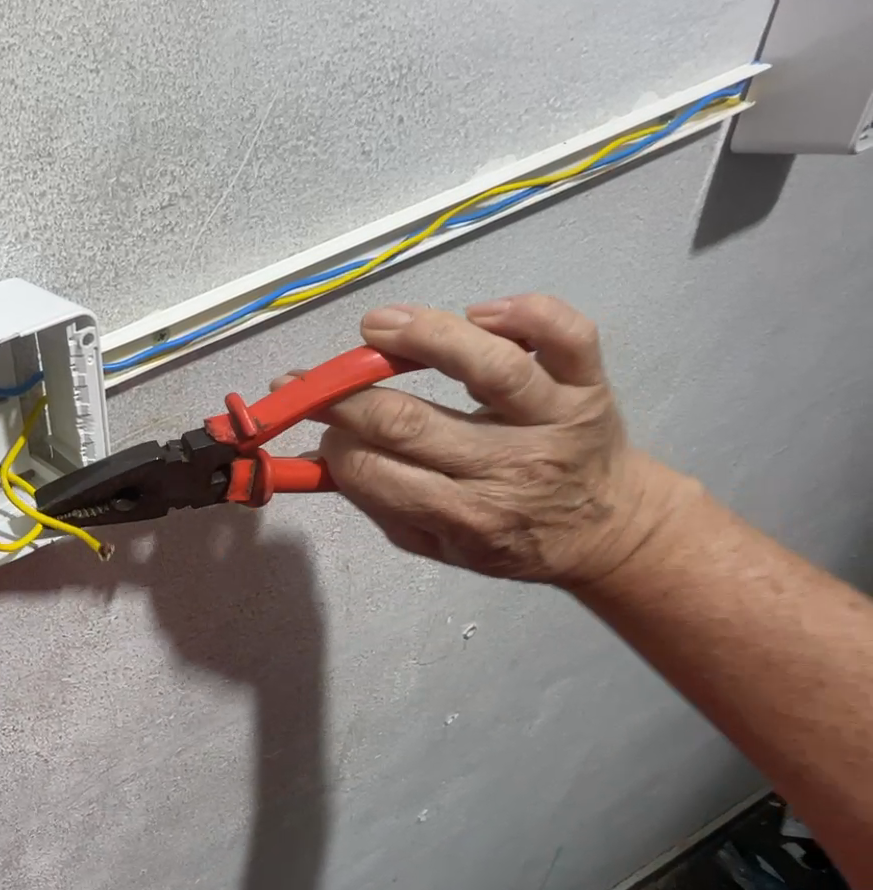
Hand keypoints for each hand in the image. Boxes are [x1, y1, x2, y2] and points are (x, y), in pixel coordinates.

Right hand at [304, 294, 696, 585]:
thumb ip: (376, 499)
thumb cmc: (503, 537)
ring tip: (374, 325)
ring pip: (490, 367)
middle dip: (347, 398)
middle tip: (315, 383)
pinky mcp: (589, 385)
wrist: (607, 528)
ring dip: (422, 337)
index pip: (375, 472)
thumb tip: (325, 447)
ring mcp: (553, 421)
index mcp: (463, 514)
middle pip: (410, 421)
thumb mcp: (429, 543)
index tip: (319, 430)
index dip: (335, 445)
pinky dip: (524, 314)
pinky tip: (478, 313)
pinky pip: (567, 337)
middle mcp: (508, 467)